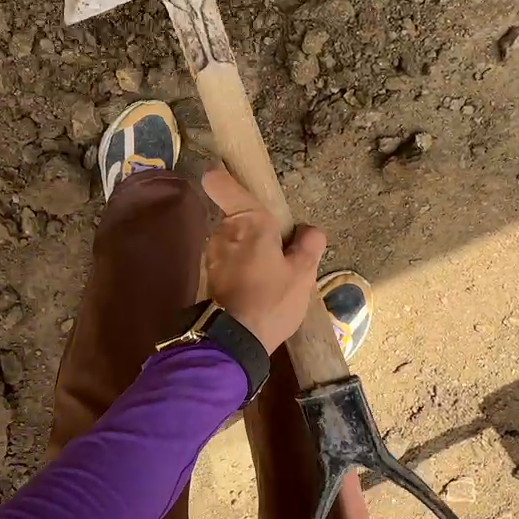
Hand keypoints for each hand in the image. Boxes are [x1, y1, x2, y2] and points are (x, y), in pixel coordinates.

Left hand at [201, 167, 325, 353]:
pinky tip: (256, 287)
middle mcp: (223, 229)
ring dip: (247, 249)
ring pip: (231, 238)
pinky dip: (239, 267)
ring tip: (270, 274)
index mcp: (247, 219)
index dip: (225, 177)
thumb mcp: (303, 274)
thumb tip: (310, 231)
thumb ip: (308, 245)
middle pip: (235, 214)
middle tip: (279, 250)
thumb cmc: (272, 300)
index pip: (219, 181)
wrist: (235, 340)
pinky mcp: (208, 274)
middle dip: (254, 226)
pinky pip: (226, 259)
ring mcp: (211, 252)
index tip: (238, 182)